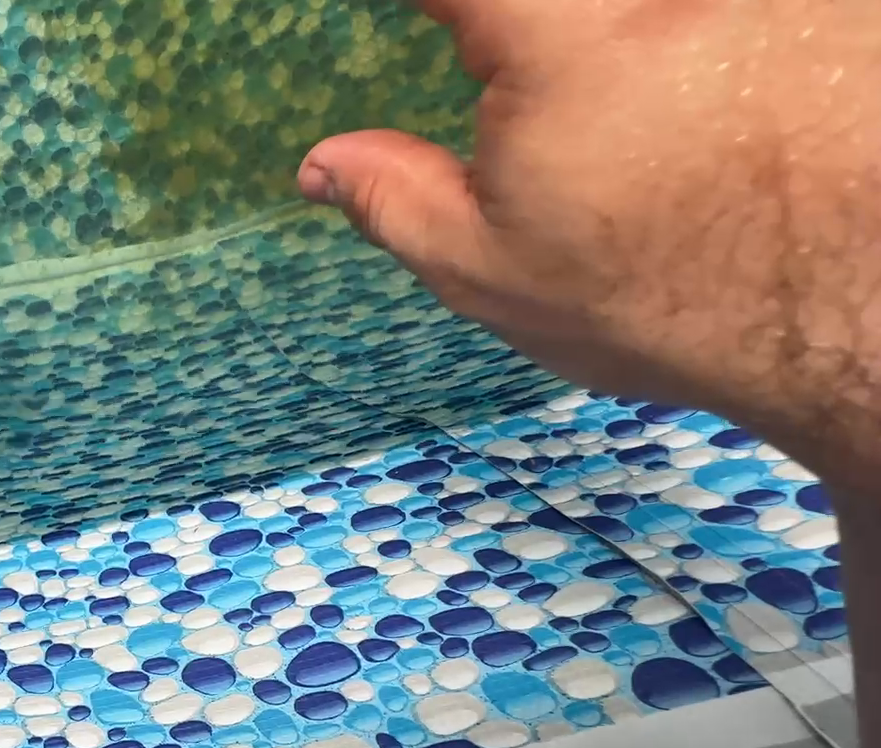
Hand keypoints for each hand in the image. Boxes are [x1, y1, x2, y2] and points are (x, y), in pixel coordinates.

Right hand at [298, 0, 880, 494]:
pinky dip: (679, 42)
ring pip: (624, 14)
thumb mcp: (482, 269)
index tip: (424, 27)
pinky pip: (715, 18)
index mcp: (573, 43)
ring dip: (591, 45)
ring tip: (612, 147)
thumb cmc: (646, 298)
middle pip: (552, 4)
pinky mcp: (832, 7)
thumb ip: (390, 198)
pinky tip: (693, 106)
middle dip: (517, 41)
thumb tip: (319, 162)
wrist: (858, 319)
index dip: (438, 5)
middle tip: (500, 79)